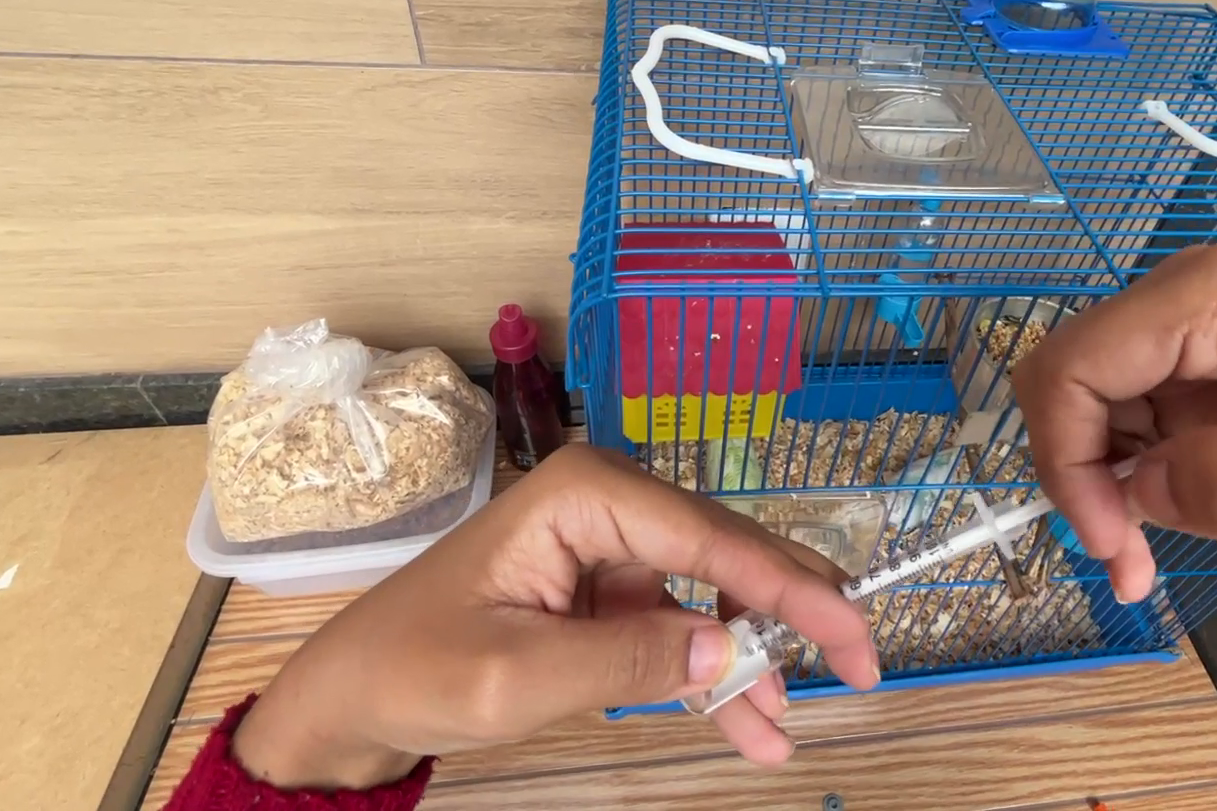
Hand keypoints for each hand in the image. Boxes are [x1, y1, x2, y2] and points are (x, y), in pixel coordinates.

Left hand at [232, 445, 878, 787]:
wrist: (356, 691)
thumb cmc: (419, 665)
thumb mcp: (519, 677)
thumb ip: (627, 661)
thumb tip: (727, 651)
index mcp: (586, 493)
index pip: (705, 535)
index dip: (785, 584)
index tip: (851, 629)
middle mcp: (611, 502)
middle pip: (722, 551)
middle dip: (789, 608)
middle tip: (859, 658)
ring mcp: (614, 545)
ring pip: (709, 593)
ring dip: (751, 655)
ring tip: (791, 718)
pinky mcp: (611, 589)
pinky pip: (677, 626)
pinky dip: (711, 675)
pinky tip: (749, 723)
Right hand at [1014, 242, 1216, 615]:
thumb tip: (1136, 494)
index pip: (1074, 364)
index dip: (1064, 454)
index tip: (1109, 544)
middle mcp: (1193, 297)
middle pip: (1071, 378)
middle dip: (1077, 470)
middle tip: (1123, 559)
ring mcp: (1201, 331)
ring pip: (1094, 403)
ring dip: (1105, 483)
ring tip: (1149, 557)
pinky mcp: (1214, 368)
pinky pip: (1138, 421)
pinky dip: (1138, 479)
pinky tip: (1187, 517)